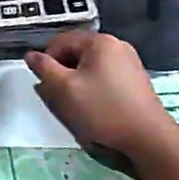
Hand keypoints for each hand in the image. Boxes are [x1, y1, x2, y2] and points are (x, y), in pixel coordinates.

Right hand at [25, 30, 178, 156]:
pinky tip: (95, 106)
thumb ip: (44, 68)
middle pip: (77, 52)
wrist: (148, 138)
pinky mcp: (136, 79)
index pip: (61, 41)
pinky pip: (106, 75)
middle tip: (60, 96)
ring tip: (77, 104)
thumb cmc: (102, 110)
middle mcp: (117, 45)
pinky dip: (94, 87)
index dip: (47, 60)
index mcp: (100, 42)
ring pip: (91, 65)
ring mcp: (130, 61)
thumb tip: (30, 55)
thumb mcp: (64, 88)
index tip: (46, 83)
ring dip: (78, 81)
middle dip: (63, 71)